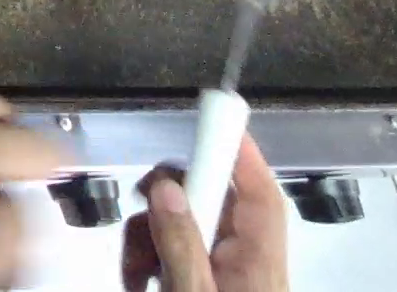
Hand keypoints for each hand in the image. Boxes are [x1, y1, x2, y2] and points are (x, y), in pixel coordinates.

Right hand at [121, 136, 288, 291]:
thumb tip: (166, 186)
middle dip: (165, 197)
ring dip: (146, 234)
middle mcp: (244, 263)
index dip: (245, 157)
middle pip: (209, 203)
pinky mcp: (200, 281)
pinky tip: (137, 278)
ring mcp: (222, 273)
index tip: (223, 120)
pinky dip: (146, 254)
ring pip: (180, 224)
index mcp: (258, 266)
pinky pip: (169, 247)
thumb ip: (179, 244)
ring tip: (135, 270)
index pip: (261, 199)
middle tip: (139, 200)